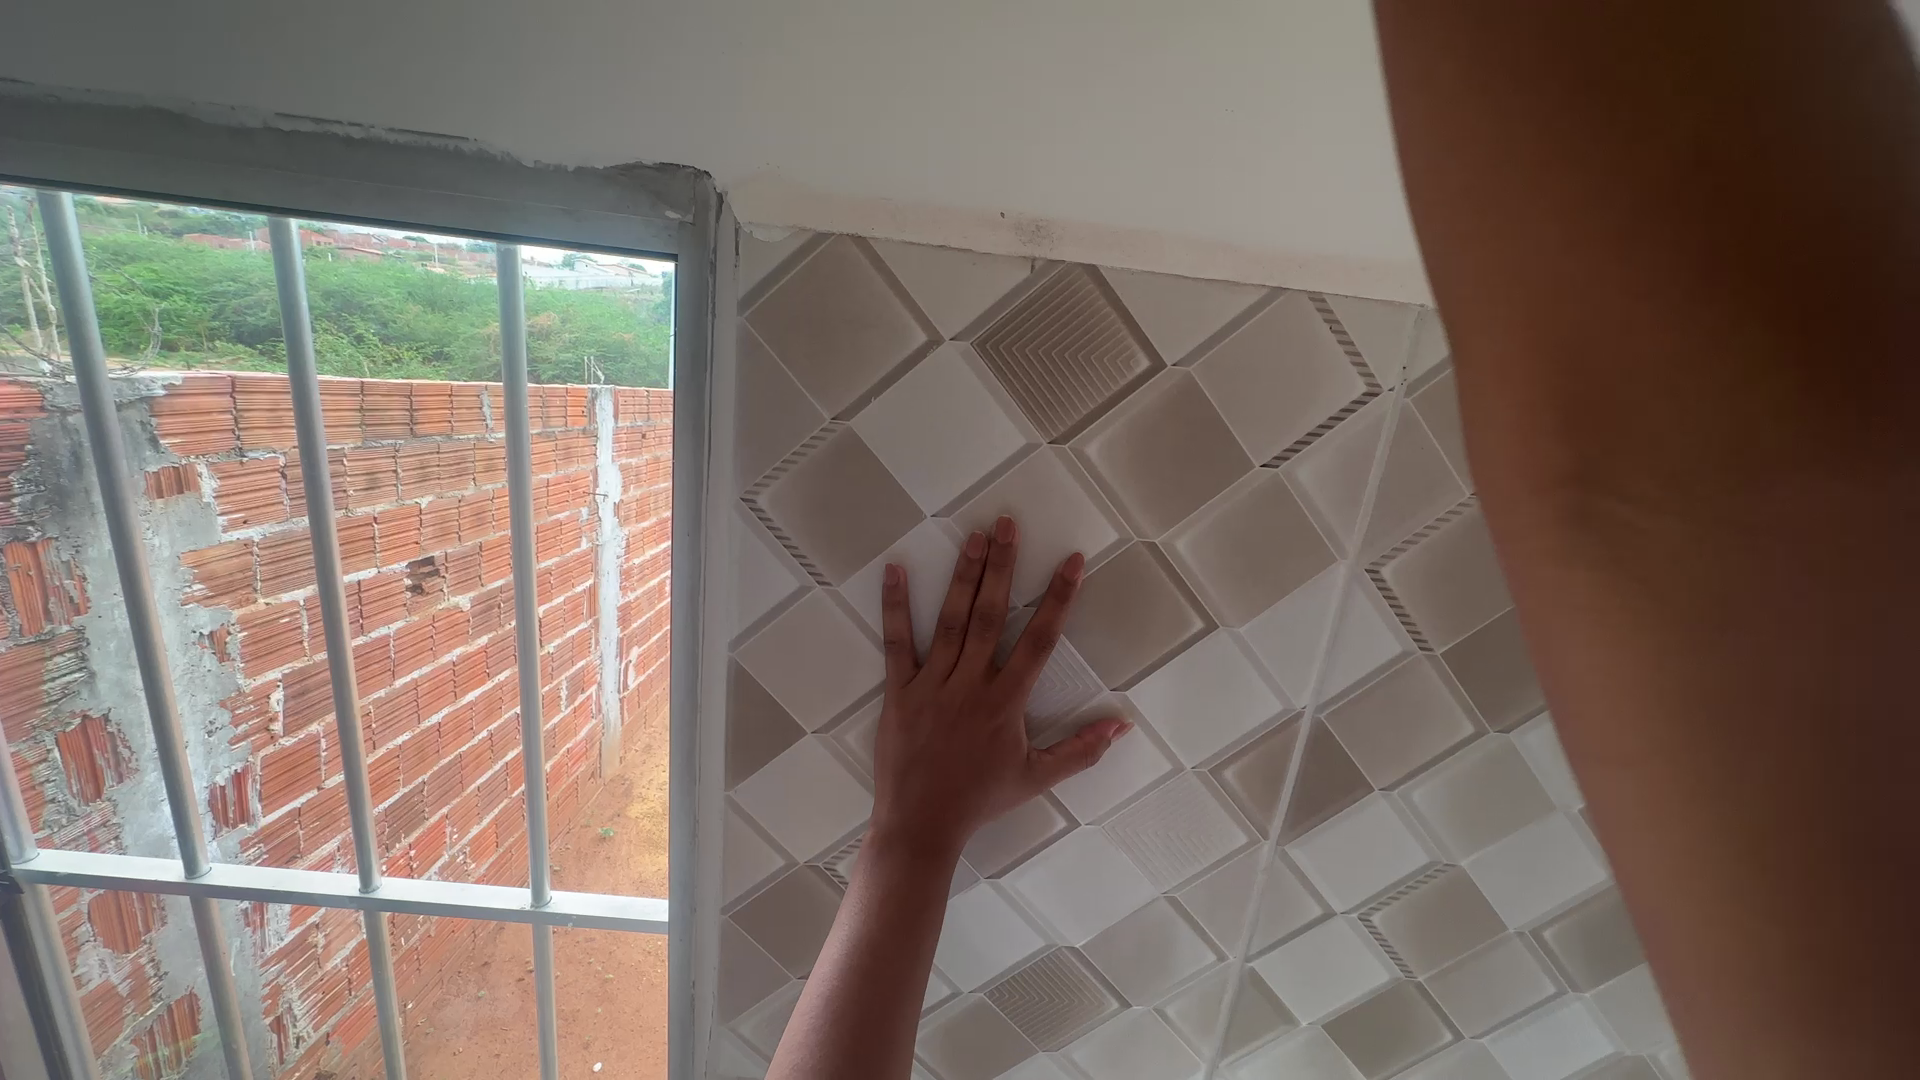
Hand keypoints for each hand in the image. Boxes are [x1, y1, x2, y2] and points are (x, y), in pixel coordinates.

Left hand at [866, 515, 1131, 862]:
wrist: (921, 826)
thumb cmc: (981, 800)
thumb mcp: (1037, 777)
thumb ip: (1081, 750)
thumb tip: (1123, 726)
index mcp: (1007, 702)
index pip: (1040, 640)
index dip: (1058, 598)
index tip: (1071, 560)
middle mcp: (972, 684)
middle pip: (991, 616)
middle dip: (1003, 567)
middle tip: (1008, 523)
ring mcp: (933, 685)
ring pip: (952, 622)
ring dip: (964, 577)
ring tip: (974, 536)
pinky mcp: (899, 691)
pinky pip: (897, 643)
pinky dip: (896, 607)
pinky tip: (896, 570)